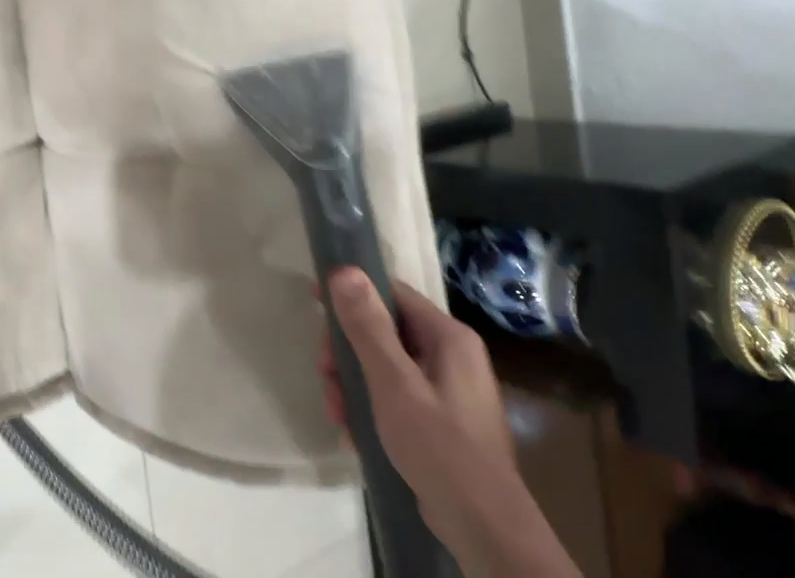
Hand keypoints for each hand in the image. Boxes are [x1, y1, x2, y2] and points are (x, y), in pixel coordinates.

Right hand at [322, 268, 576, 577]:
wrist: (481, 524)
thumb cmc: (438, 445)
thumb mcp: (393, 382)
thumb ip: (368, 327)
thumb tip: (345, 270)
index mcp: (448, 338)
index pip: (392, 294)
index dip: (352, 295)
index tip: (313, 304)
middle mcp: (452, 356)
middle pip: (384, 332)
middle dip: (347, 353)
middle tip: (325, 376)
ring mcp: (447, 390)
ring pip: (384, 367)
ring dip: (353, 384)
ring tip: (338, 413)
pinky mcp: (439, 419)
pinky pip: (395, 395)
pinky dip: (371, 407)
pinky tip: (355, 431)